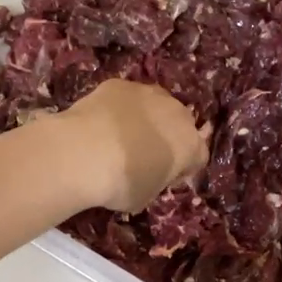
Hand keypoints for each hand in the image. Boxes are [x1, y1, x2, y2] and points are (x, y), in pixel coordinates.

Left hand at [59, 80, 207, 211]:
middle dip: (166, 138)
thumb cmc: (121, 184)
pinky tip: (99, 124)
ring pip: (153, 105)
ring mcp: (147, 93)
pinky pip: (125, 98)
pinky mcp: (119, 84)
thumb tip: (146, 177)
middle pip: (179, 124)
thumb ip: (153, 183)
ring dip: (144, 120)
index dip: (182, 168)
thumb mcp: (143, 197)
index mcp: (189, 145)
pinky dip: (117, 109)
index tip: (165, 177)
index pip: (198, 157)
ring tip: (119, 138)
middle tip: (143, 156)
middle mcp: (176, 113)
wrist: (83, 153)